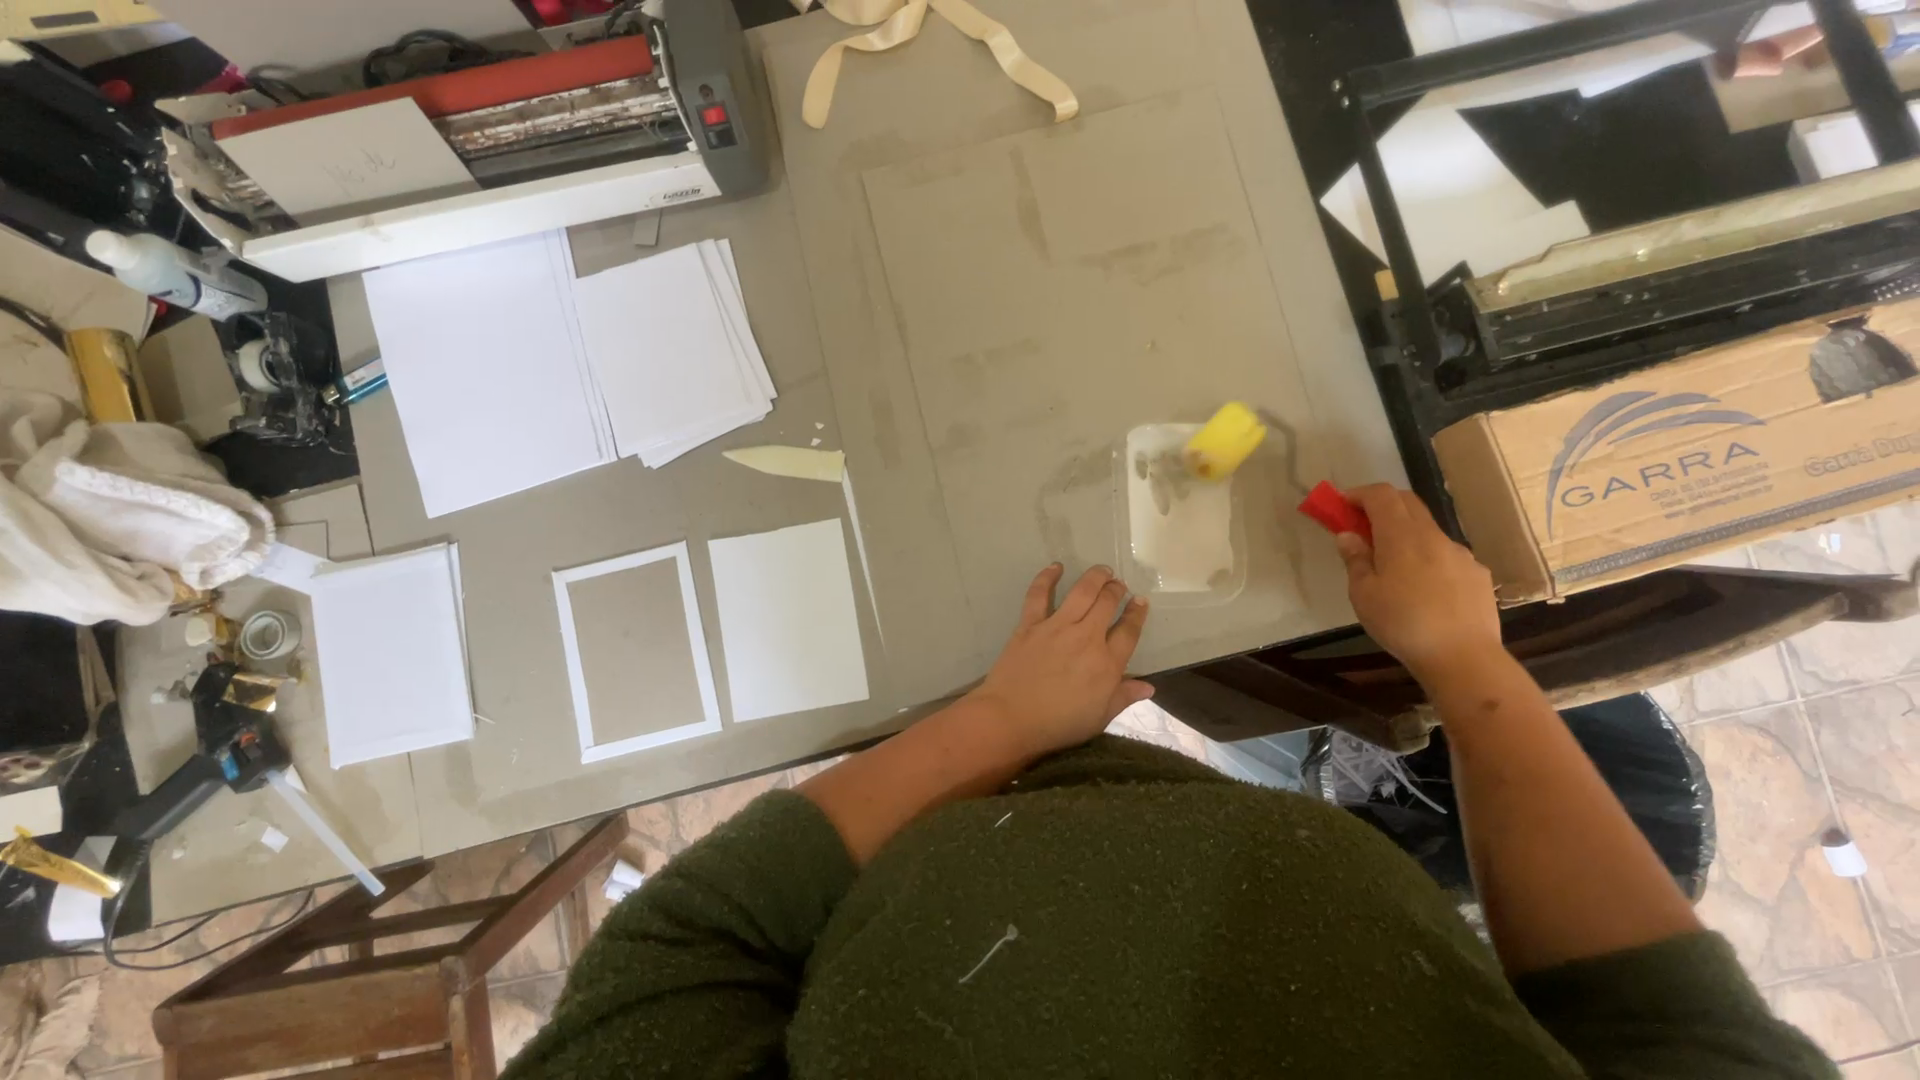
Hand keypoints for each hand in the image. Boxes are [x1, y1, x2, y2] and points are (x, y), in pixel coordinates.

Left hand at [968, 563, 1152, 754]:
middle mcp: (1086, 638)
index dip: (1137, 614)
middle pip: (1107, 604)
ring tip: (1103, 570)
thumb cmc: (1058, 725)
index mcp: (1107, 664)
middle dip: (1117, 590)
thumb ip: (1123, 697)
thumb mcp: (1099, 718)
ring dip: (1095, 577)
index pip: (1129, 631)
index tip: (1141, 602)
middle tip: (1119, 584)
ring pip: (1082, 592)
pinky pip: (1039, 594)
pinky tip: (1055, 566)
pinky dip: (1047, 577)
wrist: (1010, 719)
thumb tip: (1149, 686)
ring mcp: (1057, 628)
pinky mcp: (1030, 625)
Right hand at [1336, 484, 1502, 682]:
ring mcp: (1460, 554)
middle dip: (1382, 505)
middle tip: (1362, 526)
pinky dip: (1428, 557)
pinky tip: (1424, 588)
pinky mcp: (1477, 573)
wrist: (1463, 657)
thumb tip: (1349, 535)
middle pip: (1408, 503)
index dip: (1359, 494)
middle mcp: (1434, 536)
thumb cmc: (1402, 624)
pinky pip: (1446, 555)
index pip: (1381, 495)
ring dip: (1406, 534)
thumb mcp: (1363, 595)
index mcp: (1402, 536)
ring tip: (1393, 566)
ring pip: (1428, 530)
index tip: (1342, 505)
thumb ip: (1355, 560)